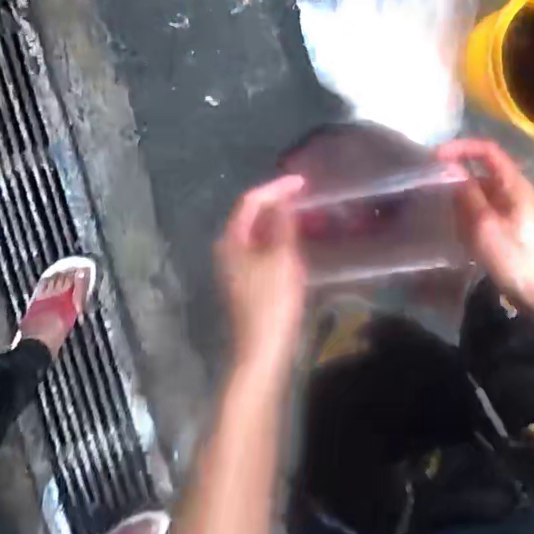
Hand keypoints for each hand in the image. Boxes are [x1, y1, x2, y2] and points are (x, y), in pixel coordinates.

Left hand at [214, 175, 308, 371]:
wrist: (262, 352)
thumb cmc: (272, 303)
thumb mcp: (282, 258)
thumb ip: (281, 225)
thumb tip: (282, 200)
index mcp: (232, 239)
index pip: (251, 201)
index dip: (276, 187)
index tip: (302, 181)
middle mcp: (228, 248)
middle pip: (251, 214)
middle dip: (277, 201)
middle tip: (305, 194)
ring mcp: (235, 266)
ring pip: (257, 232)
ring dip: (279, 220)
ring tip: (305, 213)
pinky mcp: (247, 281)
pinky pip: (262, 248)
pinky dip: (279, 238)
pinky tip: (296, 241)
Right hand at [435, 139, 533, 304]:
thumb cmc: (511, 257)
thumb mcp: (483, 223)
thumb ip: (466, 192)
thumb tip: (449, 166)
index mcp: (514, 185)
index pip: (487, 150)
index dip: (461, 147)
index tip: (435, 157)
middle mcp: (514, 189)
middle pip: (482, 168)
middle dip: (456, 173)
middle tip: (432, 182)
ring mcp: (511, 205)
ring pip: (479, 188)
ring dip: (460, 194)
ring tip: (444, 208)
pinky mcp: (506, 221)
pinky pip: (481, 205)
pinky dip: (466, 209)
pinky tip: (457, 225)